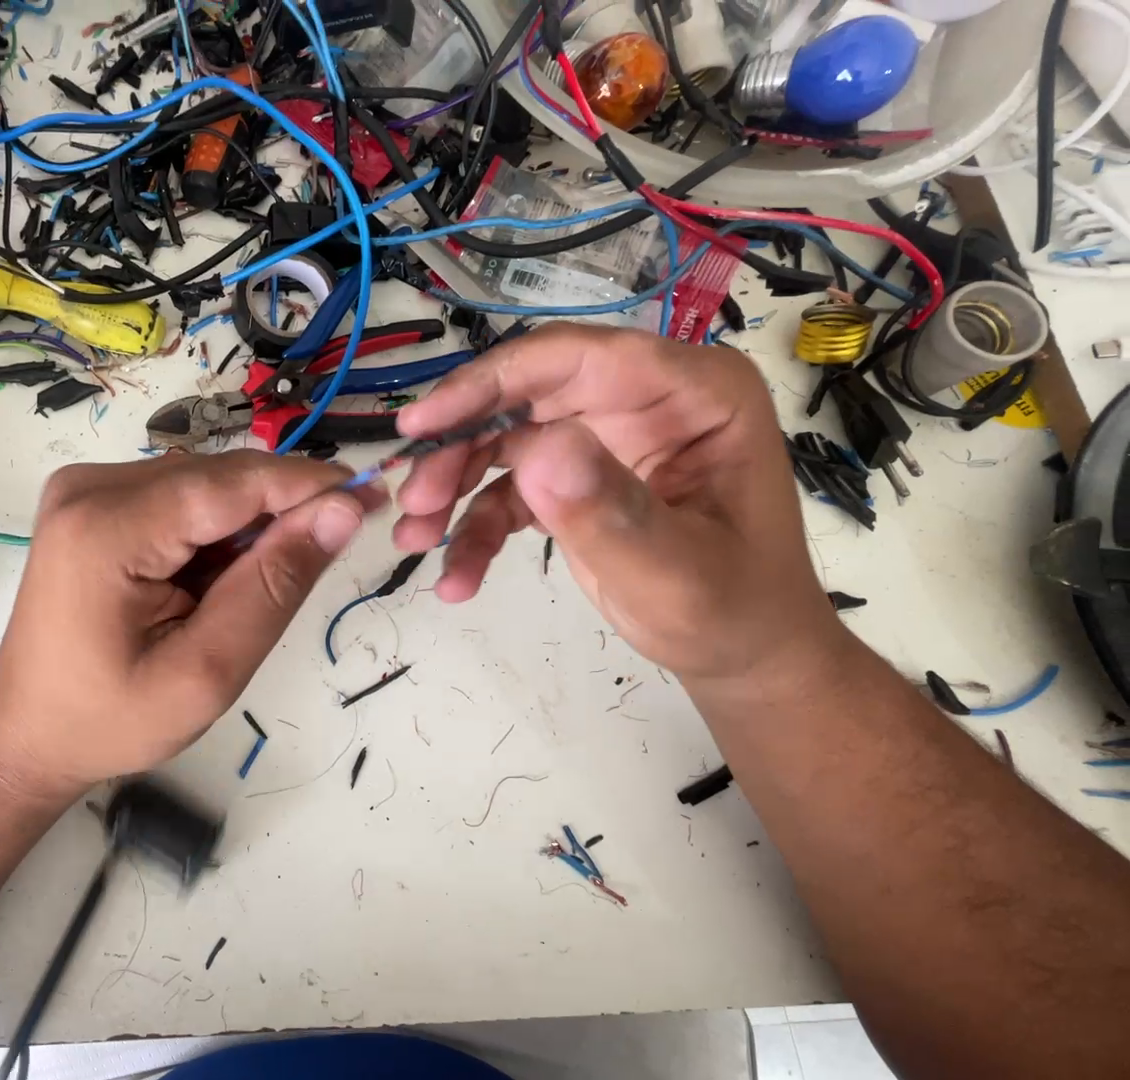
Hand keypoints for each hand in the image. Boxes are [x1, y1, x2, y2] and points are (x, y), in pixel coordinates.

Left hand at [0, 450, 377, 798]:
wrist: (29, 730)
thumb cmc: (110, 720)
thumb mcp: (206, 671)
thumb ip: (274, 586)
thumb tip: (342, 509)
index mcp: (105, 529)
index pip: (230, 483)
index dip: (307, 485)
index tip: (375, 497)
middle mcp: (88, 488)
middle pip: (215, 478)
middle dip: (276, 513)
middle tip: (320, 561)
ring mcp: (83, 489)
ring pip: (201, 485)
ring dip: (241, 526)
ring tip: (238, 593)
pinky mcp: (89, 501)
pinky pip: (175, 496)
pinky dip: (208, 531)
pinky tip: (207, 581)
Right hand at [391, 323, 843, 683]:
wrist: (738, 652)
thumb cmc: (730, 610)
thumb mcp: (675, 570)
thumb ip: (610, 510)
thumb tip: (536, 451)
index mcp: (689, 392)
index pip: (574, 358)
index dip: (489, 383)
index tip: (421, 426)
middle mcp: (636, 400)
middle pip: (521, 398)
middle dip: (457, 448)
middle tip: (414, 501)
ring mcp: (598, 437)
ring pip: (497, 440)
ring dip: (450, 488)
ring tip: (415, 539)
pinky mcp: (567, 477)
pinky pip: (502, 490)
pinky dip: (471, 530)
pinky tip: (455, 578)